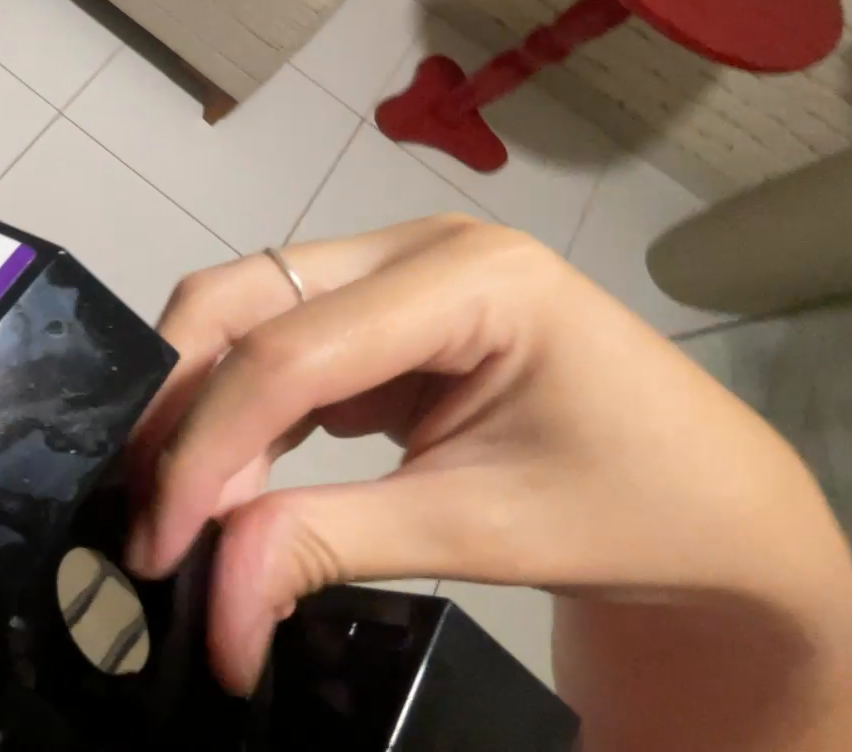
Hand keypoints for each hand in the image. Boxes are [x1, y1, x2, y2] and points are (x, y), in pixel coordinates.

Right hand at [124, 216, 851, 750]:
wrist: (708, 505)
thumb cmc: (634, 513)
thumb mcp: (479, 531)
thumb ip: (326, 544)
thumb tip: (208, 599)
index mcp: (465, 279)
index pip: (288, 352)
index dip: (205, 445)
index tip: (158, 537)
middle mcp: (404, 251)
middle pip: (237, 301)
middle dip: (176, 404)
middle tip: (143, 502)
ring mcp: (378, 272)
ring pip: (234, 315)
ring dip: (192, 408)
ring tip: (172, 500)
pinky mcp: (360, 311)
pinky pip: (263, 346)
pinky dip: (230, 413)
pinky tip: (221, 474)